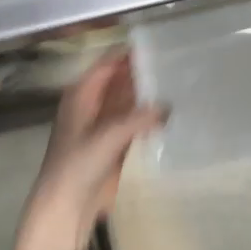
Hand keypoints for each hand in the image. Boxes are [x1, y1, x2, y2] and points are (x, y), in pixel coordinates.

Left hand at [19, 50, 164, 249]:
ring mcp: (106, 124)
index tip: (162, 44)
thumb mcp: (108, 136)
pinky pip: (138, 122)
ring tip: (183, 84)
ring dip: (151, 95)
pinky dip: (152, 117)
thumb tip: (167, 106)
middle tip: (180, 63)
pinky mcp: (117, 143)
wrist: (67, 205)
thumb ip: (139, 118)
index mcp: (82, 94)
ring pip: (132, 100)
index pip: (109, 63)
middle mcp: (94, 104)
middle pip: (122, 79)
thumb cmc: (78, 165)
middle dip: (146, 73)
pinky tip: (174, 114)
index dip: (131, 52)